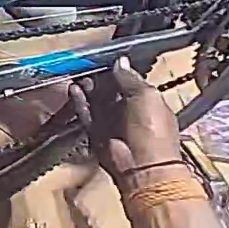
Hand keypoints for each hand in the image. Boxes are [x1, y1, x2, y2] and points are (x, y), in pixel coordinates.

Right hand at [67, 58, 184, 184]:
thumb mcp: (147, 96)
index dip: (117, 70)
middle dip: (100, 78)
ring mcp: (112, 123)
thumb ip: (131, 77)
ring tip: (81, 77)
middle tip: (90, 67)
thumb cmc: (153, 133)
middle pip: (109, 89)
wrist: (143, 167)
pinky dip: (79, 102)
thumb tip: (121, 61)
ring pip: (96, 100)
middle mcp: (128, 112)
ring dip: (88, 88)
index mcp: (146, 102)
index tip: (105, 60)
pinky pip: (86, 114)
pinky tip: (75, 90)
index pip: (128, 81)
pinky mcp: (97, 133)